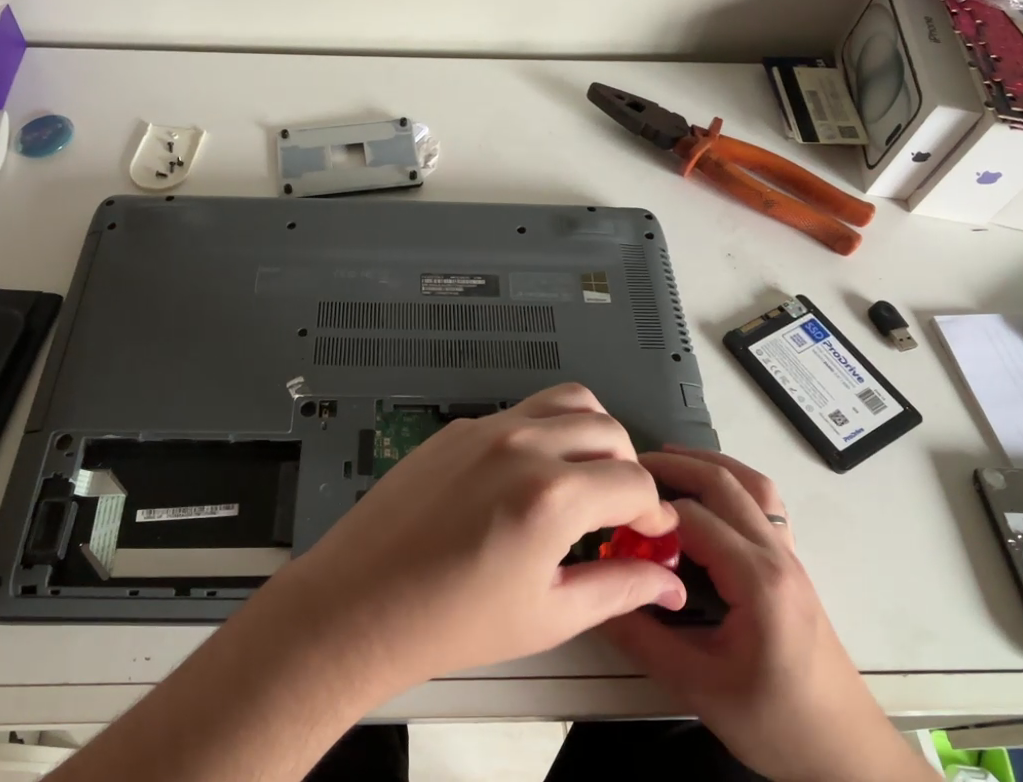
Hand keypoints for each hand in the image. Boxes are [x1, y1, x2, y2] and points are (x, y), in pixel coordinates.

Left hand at [243, 383, 683, 694]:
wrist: (358, 604)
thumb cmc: (447, 621)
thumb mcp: (547, 615)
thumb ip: (617, 588)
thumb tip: (664, 580)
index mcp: (552, 495)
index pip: (635, 481)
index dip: (653, 512)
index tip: (648, 532)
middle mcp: (522, 446)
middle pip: (608, 429)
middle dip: (628, 468)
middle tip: (619, 509)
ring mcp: (483, 430)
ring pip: (565, 402)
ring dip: (591, 433)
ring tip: (584, 478)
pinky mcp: (454, 431)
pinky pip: (518, 413)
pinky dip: (543, 432)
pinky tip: (528, 478)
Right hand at [605, 448, 932, 781]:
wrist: (847, 756)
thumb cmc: (777, 723)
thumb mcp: (698, 686)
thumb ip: (642, 638)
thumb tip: (592, 599)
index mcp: (757, 578)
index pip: (694, 517)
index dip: (649, 512)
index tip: (610, 517)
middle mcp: (778, 556)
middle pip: (727, 484)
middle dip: (677, 465)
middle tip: (629, 465)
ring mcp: (791, 560)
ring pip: (755, 487)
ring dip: (712, 466)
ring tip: (670, 462)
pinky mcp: (793, 571)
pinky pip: (765, 509)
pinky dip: (733, 487)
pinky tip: (707, 502)